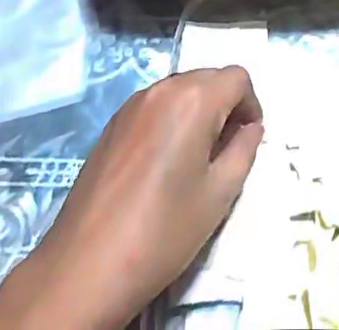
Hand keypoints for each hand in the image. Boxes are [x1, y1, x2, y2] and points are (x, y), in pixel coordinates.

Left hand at [0, 68, 263, 329]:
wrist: (88, 262)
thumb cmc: (164, 229)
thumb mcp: (219, 193)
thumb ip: (243, 150)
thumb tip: (250, 127)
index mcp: (193, 99)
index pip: (237, 77)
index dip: (251, 104)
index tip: (248, 138)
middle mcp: (163, 88)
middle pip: (208, 78)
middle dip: (226, 105)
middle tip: (226, 149)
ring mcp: (133, 102)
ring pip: (180, 89)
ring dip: (198, 110)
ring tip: (195, 158)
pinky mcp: (113, 121)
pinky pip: (155, 104)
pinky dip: (171, 118)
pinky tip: (164, 162)